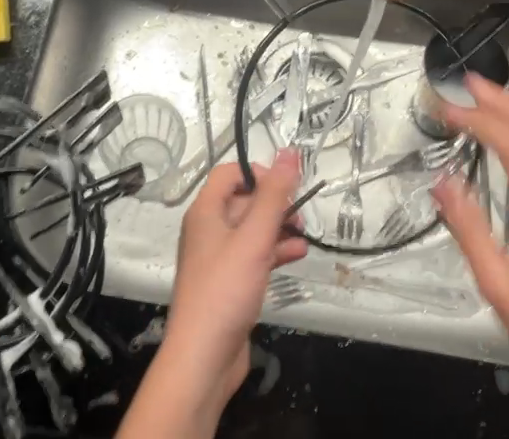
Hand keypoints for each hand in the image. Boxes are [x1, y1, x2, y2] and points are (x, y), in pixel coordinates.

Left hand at [117, 151, 305, 438]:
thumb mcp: (254, 237)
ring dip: (279, 229)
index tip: (287, 188)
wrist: (204, 357)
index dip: (259, 174)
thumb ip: (274, 195)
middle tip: (302, 217)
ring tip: (305, 238)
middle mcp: (208, 229)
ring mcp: (218, 258)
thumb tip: (290, 151)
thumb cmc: (225, 290)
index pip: (230, 174)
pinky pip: (254, 255)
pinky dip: (275, 252)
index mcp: (205, 211)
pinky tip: (297, 256)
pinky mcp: (229, 282)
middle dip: (275, 204)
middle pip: (244, 201)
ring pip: (252, 230)